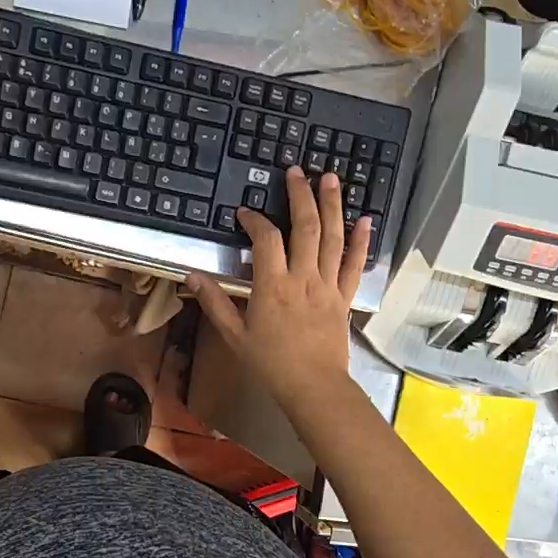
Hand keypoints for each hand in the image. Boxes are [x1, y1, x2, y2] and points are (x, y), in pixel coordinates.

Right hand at [188, 168, 368, 415]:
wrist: (313, 387)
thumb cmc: (271, 364)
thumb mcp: (234, 335)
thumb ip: (214, 302)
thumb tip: (192, 275)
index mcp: (273, 286)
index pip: (266, 239)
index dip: (254, 220)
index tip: (245, 213)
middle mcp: (303, 278)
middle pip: (305, 227)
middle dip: (301, 195)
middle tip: (296, 171)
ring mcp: (328, 285)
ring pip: (333, 237)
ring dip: (332, 205)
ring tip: (329, 178)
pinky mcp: (345, 297)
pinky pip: (355, 264)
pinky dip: (361, 240)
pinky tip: (365, 218)